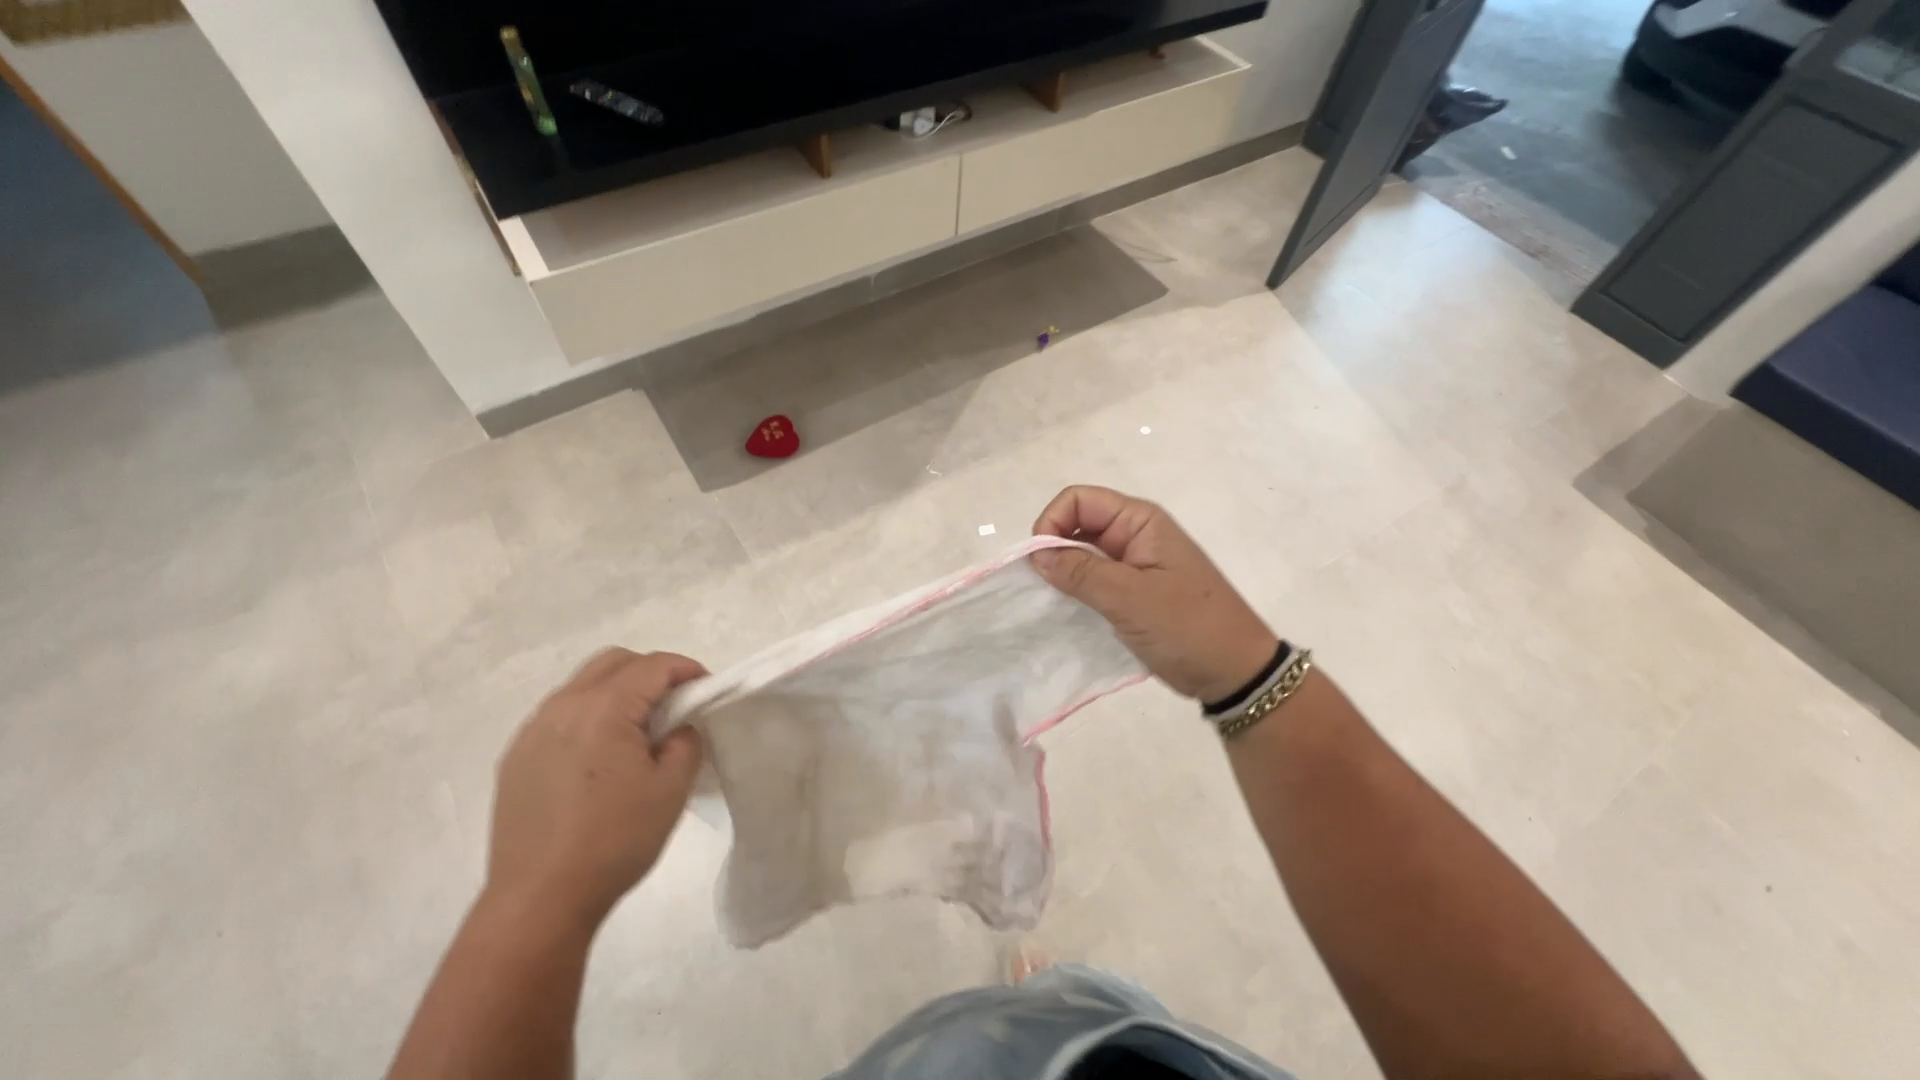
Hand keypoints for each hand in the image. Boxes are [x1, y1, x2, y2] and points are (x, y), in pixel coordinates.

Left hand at [486, 648, 706, 928]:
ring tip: (638, 732)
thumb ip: (684, 743)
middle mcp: (562, 708)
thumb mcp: (670, 791)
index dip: (686, 670)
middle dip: (650, 672)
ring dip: (617, 692)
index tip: (707, 690)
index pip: (652, 667)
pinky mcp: (515, 758)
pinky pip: (559, 715)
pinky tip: (600, 757)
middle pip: (613, 663)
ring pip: (582, 686)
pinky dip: (588, 716)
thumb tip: (677, 727)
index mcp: (603, 710)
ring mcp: (532, 732)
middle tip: (675, 704)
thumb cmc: (614, 841)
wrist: (540, 898)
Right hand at [1032, 486, 1277, 703]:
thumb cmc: (1188, 627)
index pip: (1078, 500)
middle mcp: (1134, 535)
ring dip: (1063, 574)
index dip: (1052, 523)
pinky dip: (1075, 593)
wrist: (1233, 672)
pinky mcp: (1130, 593)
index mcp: (1140, 522)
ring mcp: (1133, 565)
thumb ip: (1080, 572)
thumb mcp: (1129, 598)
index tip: (1039, 562)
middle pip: (1076, 525)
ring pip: (1081, 555)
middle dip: (1053, 550)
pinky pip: (1092, 582)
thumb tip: (1036, 554)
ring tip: (1053, 604)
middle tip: (1044, 588)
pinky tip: (1066, 614)